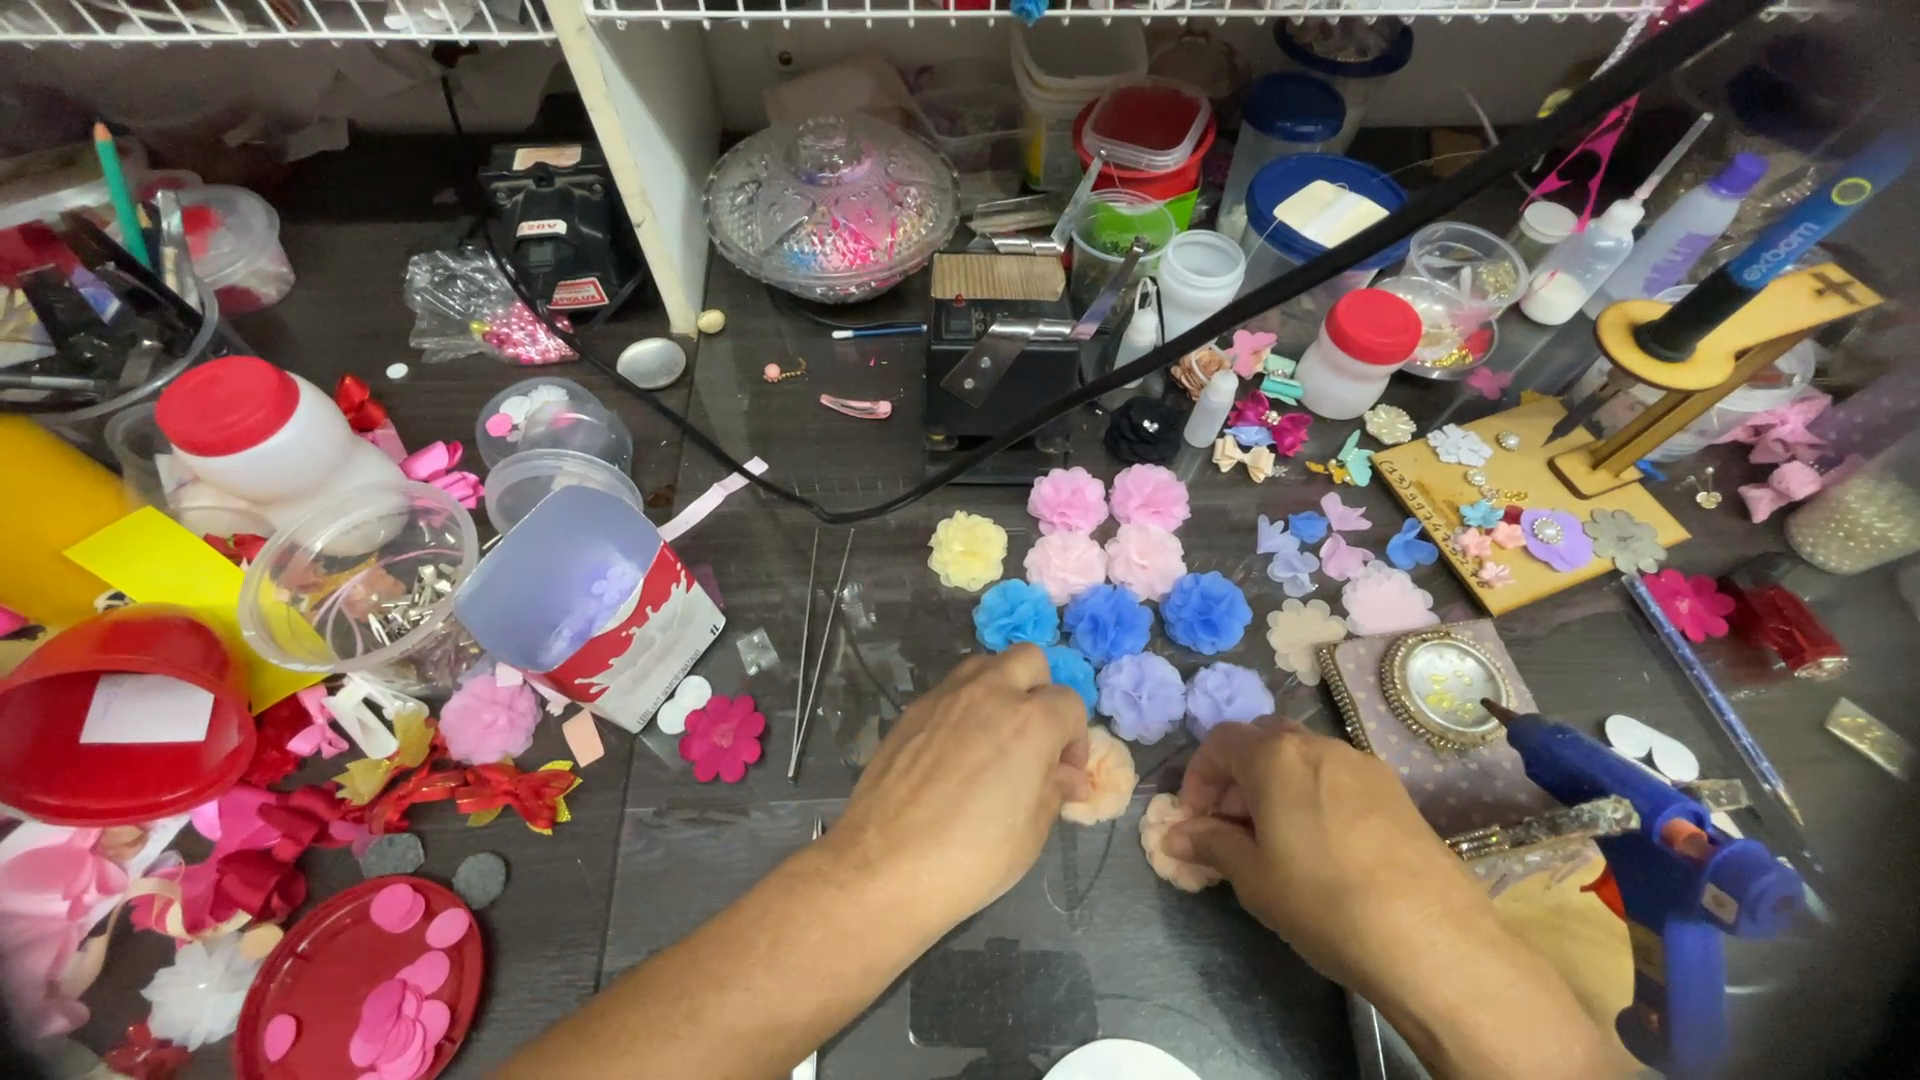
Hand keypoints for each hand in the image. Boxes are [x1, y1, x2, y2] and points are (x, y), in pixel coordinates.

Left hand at [821, 645, 1089, 930]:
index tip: (1065, 772)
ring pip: (984, 665)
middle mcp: (988, 694)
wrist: (884, 865)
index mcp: (1029, 721)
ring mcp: (945, 697)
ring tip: (995, 736)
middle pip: (1028, 660)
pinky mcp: (912, 711)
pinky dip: (964, 706)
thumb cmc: (971, 857)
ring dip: (1000, 688)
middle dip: (1040, 690)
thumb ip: (1054, 790)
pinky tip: (957, 751)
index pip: (1069, 702)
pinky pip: (949, 691)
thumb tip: (1069, 777)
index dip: (1075, 737)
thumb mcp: (1031, 832)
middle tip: (1034, 737)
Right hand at [1164, 721, 1497, 999]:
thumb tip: (1175, 836)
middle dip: (1237, 777)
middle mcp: (1318, 745)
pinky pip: (1338, 778)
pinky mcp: (1396, 792)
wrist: (1433, 940)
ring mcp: (1363, 765)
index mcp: (1274, 756)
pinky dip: (1314, 796)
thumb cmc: (1323, 900)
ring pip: (1303, 759)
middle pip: (1262, 742)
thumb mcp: (1253, 878)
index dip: (1198, 777)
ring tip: (1275, 839)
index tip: (1195, 820)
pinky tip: (1321, 845)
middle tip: (1230, 827)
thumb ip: (1210, 845)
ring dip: (1276, 785)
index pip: (1220, 742)